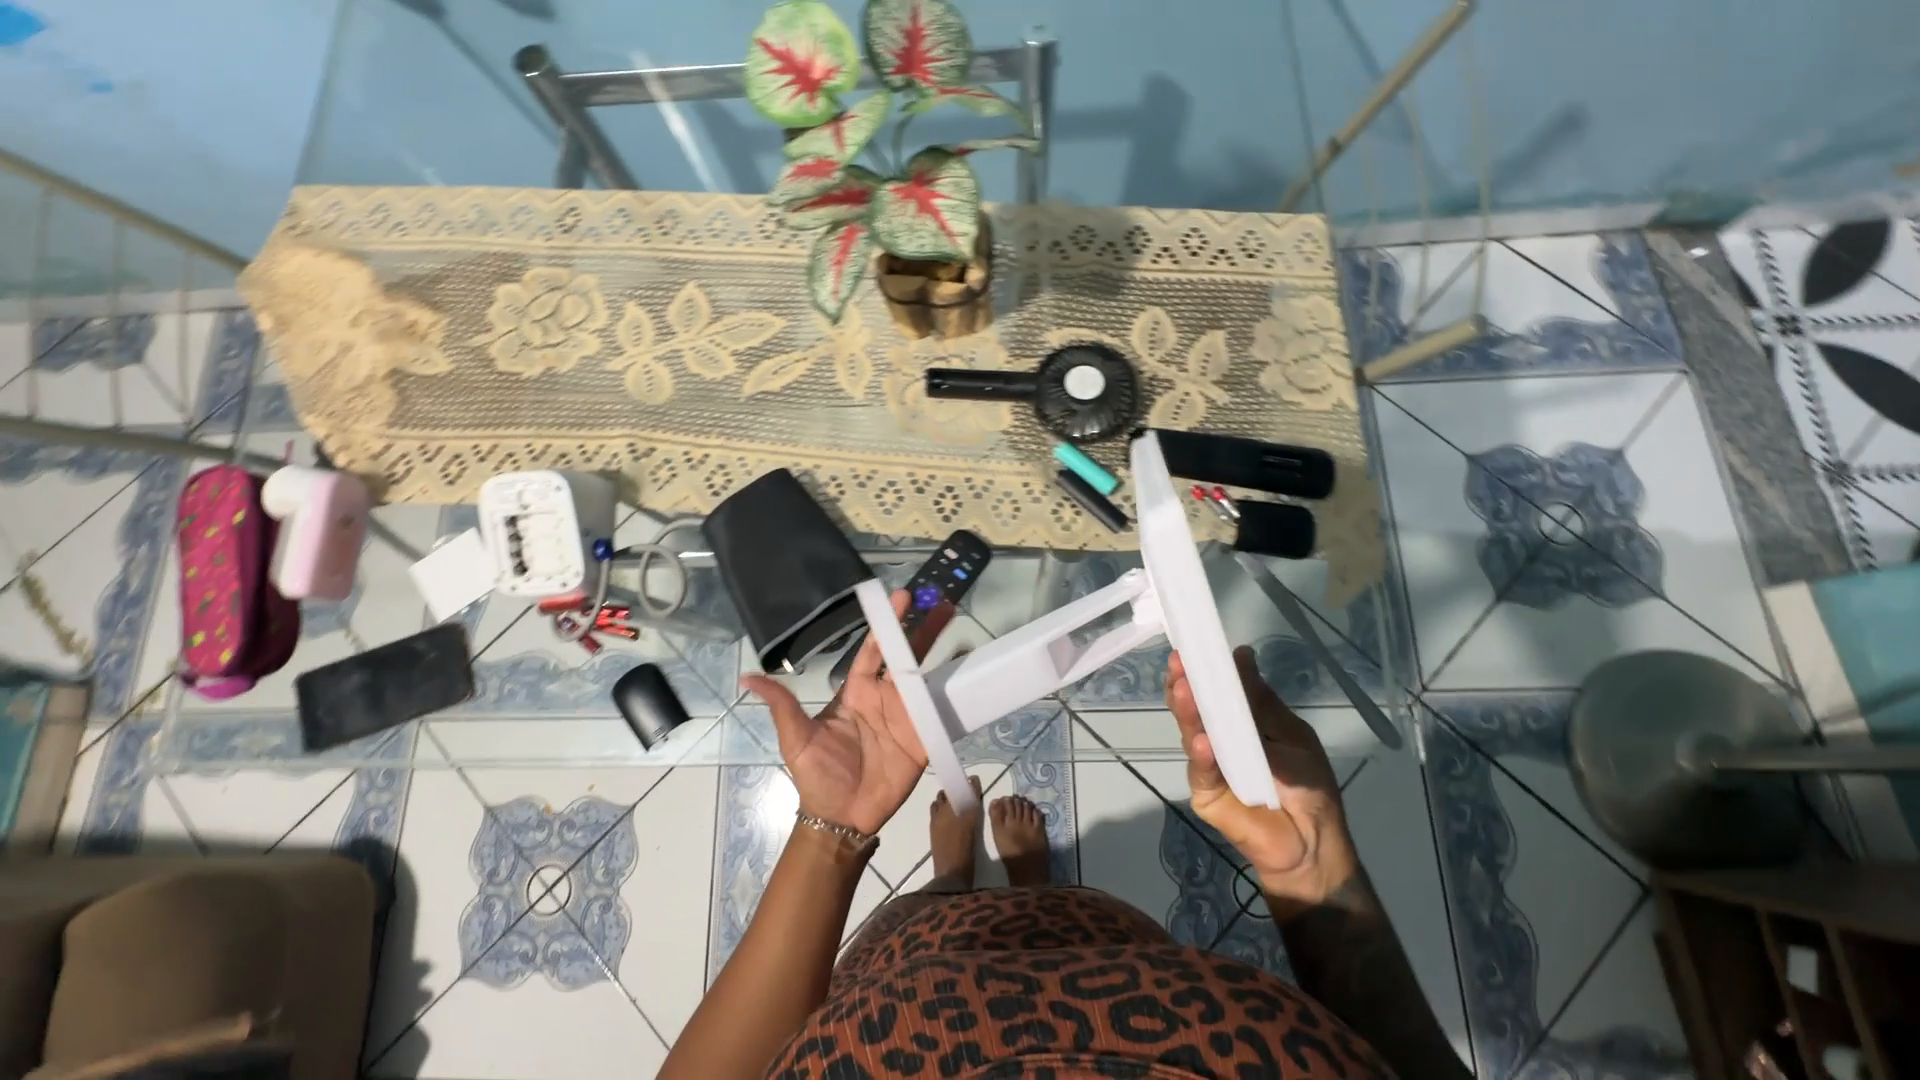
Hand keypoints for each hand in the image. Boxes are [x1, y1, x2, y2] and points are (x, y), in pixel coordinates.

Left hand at [742, 590, 953, 835]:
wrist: (840, 817)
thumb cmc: (817, 776)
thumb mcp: (796, 738)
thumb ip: (782, 705)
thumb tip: (746, 677)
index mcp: (856, 692)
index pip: (874, 650)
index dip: (886, 625)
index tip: (900, 597)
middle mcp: (885, 698)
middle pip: (907, 657)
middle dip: (923, 630)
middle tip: (941, 600)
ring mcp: (906, 717)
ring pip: (926, 678)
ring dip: (944, 653)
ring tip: (961, 626)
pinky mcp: (923, 739)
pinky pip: (940, 712)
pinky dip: (955, 693)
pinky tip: (970, 674)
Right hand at [1167, 646, 1358, 919]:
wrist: (1314, 842)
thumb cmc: (1308, 786)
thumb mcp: (1291, 734)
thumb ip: (1262, 701)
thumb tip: (1241, 654)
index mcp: (1239, 720)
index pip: (1215, 689)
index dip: (1203, 669)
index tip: (1192, 647)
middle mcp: (1217, 738)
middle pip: (1196, 708)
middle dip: (1186, 685)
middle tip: (1180, 664)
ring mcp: (1208, 765)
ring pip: (1192, 733)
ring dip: (1188, 712)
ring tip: (1183, 691)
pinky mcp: (1205, 794)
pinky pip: (1202, 772)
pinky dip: (1202, 756)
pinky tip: (1202, 742)